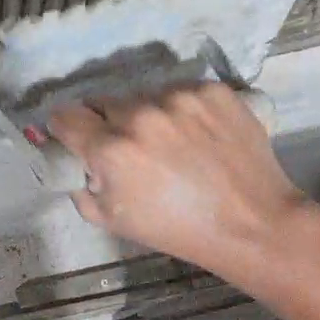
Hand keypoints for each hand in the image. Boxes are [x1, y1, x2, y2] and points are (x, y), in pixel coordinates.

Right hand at [46, 82, 311, 274]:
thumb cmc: (176, 228)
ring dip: (145, 114)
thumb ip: (78, 184)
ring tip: (169, 142)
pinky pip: (179, 91)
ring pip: (142, 96)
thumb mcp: (110, 219)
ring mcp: (179, 99)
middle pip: (102, 103)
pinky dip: (181, 109)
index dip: (66, 128)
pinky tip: (196, 134)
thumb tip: (69, 158)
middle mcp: (140, 116)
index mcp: (110, 149)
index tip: (75, 136)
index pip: (65, 116)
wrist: (254, 224)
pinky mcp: (212, 91)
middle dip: (106, 122)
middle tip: (128, 146)